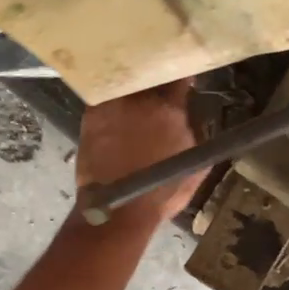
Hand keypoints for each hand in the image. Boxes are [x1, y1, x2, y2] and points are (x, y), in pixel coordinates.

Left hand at [76, 80, 203, 226]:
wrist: (119, 211)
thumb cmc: (161, 194)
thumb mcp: (193, 166)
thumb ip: (196, 135)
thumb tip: (192, 120)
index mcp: (172, 111)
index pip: (179, 80)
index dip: (180, 78)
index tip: (181, 78)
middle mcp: (143, 101)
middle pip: (150, 79)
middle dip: (155, 82)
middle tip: (156, 89)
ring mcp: (115, 106)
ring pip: (126, 86)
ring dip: (132, 90)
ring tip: (133, 99)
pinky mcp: (92, 115)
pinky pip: (105, 98)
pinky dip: (111, 101)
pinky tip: (114, 110)